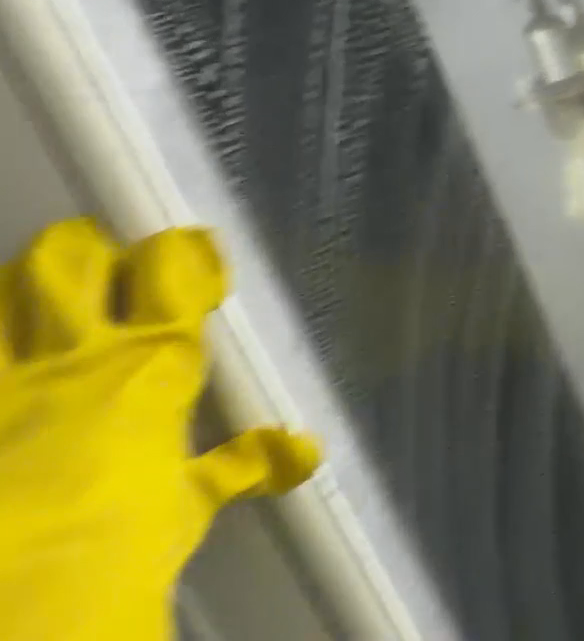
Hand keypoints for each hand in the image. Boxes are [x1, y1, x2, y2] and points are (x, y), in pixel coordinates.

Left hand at [0, 219, 320, 639]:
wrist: (12, 585)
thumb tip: (301, 451)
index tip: (190, 253)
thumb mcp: (186, 509)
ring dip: (15, 290)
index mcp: (153, 361)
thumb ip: (236, 468)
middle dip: (83, 250)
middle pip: (67, 259)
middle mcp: (73, 352)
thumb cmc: (124, 535)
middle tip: (97, 262)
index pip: (173, 272)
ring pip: (0, 294)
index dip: (184, 254)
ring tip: (30, 304)